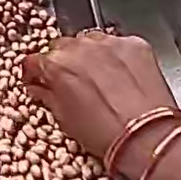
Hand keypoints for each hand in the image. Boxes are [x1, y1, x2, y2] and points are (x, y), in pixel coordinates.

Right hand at [21, 30, 180, 174]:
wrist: (147, 138)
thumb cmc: (105, 133)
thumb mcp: (64, 119)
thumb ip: (47, 96)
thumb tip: (39, 88)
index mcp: (55, 65)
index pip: (33, 60)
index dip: (33, 73)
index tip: (36, 80)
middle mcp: (79, 47)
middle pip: (60, 47)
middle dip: (62, 62)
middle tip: (71, 82)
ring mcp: (108, 43)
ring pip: (88, 42)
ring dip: (88, 55)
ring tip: (99, 78)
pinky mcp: (134, 45)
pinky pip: (116, 44)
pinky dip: (115, 56)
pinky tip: (120, 75)